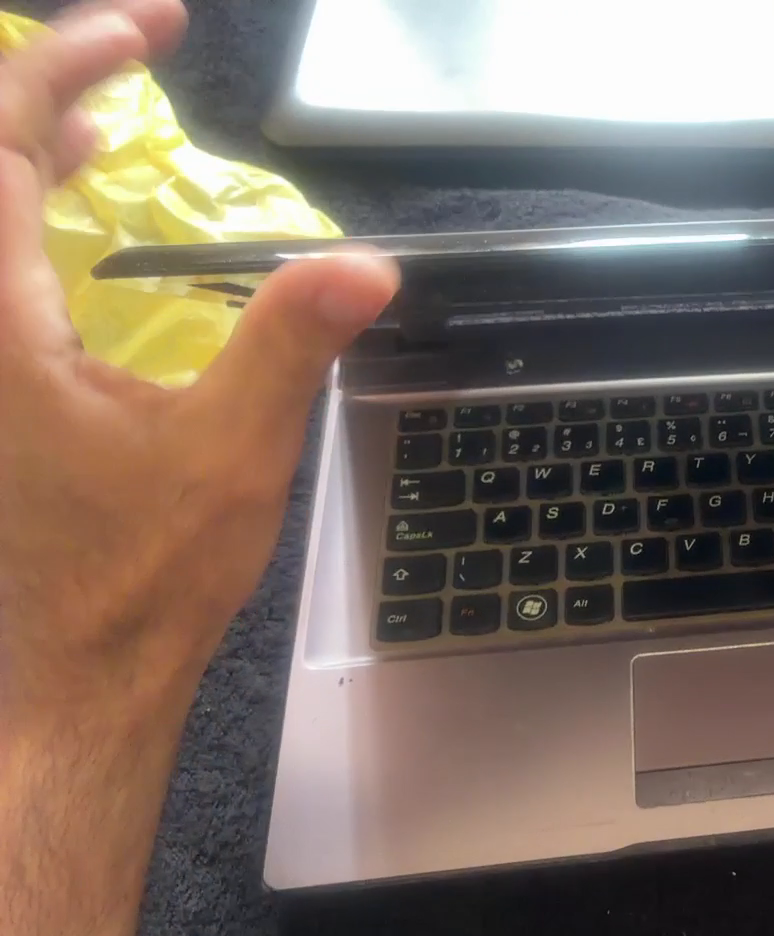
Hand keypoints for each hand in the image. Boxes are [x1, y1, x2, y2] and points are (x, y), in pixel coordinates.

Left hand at [0, 4, 396, 935]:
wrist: (56, 663)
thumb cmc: (143, 564)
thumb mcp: (235, 450)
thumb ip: (290, 344)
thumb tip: (367, 264)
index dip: (75, 58)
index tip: (156, 27)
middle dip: (34, 81)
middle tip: (130, 63)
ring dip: (15, 141)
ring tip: (103, 122)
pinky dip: (11, 210)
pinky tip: (69, 227)